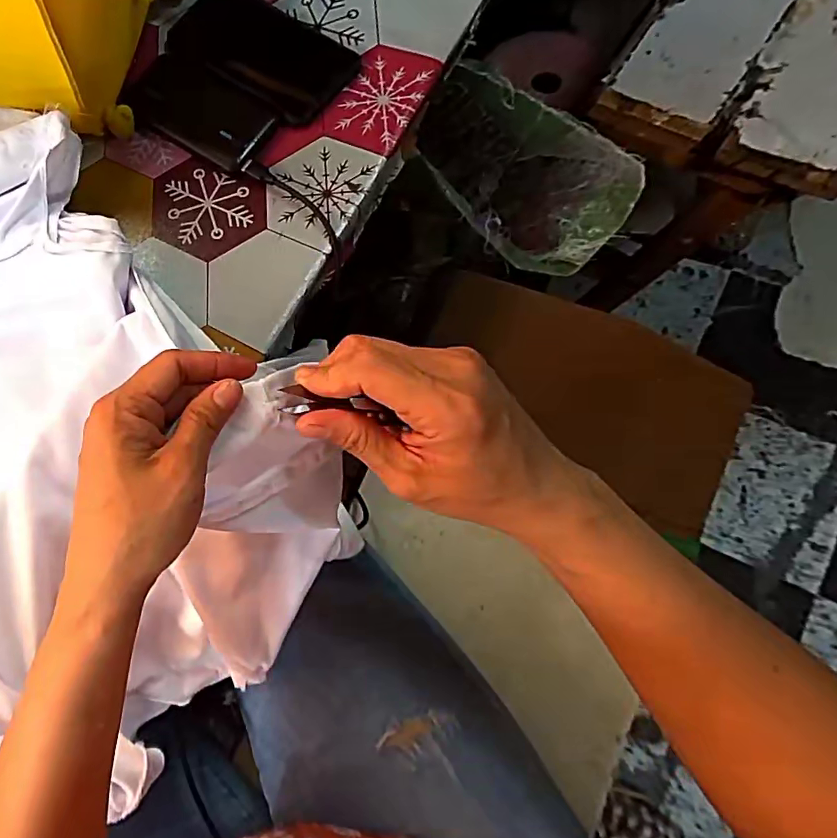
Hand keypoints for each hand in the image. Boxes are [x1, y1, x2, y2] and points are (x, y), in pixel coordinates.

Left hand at [66, 350, 256, 603]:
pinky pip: (154, 429)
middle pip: (163, 384)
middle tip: (249, 391)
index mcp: (119, 409)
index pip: (169, 366)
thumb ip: (205, 419)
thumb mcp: (182, 467)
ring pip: (160, 407)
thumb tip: (226, 386)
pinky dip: (183, 426)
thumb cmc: (142, 524)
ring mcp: (112, 438)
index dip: (212, 362)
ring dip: (197, 405)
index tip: (250, 369)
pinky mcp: (118, 459)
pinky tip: (209, 434)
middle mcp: (110, 416)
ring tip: (237, 411)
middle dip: (206, 382)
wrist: (106, 577)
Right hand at [293, 336, 595, 539]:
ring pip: (375, 347)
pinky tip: (379, 405)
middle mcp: (452, 367)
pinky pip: (394, 353)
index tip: (298, 394)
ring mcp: (455, 357)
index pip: (367, 366)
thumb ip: (356, 440)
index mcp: (445, 402)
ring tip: (354, 412)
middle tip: (319, 407)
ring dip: (351, 374)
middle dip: (332, 374)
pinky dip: (372, 374)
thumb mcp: (407, 478)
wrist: (537, 484)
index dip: (325, 376)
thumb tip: (309, 419)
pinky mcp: (453, 356)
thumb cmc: (480, 490)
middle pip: (366, 347)